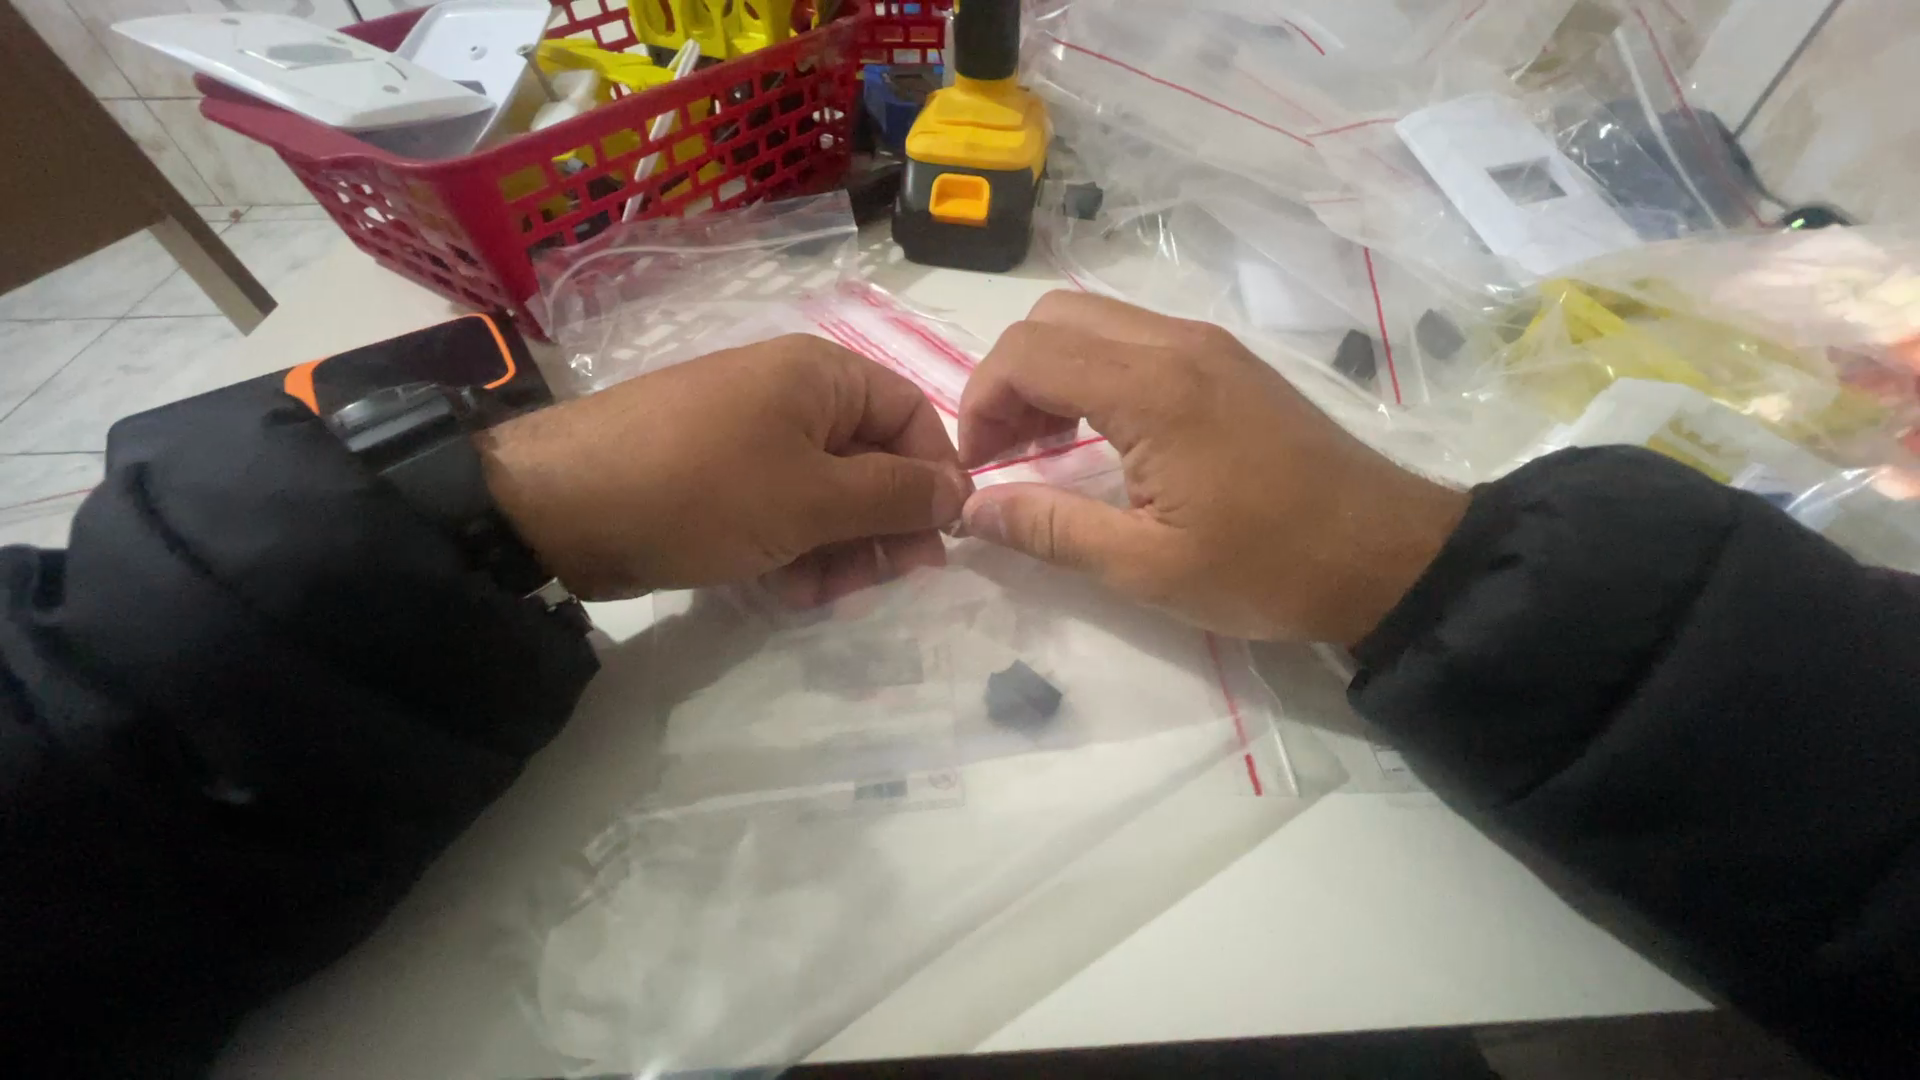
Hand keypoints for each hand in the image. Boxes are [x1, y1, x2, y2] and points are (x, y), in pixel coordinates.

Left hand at [478, 335, 971, 603]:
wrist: (559, 508)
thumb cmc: (705, 489)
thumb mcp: (813, 498)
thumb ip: (896, 496)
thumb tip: (959, 492)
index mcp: (822, 377)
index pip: (912, 415)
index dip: (935, 476)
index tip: (940, 539)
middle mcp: (793, 397)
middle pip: (872, 461)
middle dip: (882, 526)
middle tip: (880, 581)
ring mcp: (753, 438)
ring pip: (829, 495)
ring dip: (839, 549)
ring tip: (819, 592)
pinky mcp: (722, 477)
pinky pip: (784, 509)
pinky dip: (795, 549)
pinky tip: (784, 587)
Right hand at [958, 292, 1466, 645]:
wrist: (1386, 555)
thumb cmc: (1266, 569)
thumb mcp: (1145, 568)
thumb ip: (1048, 529)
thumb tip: (971, 509)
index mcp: (1152, 390)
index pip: (1026, 354)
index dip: (979, 403)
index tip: (979, 466)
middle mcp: (1175, 343)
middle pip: (1051, 319)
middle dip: (1008, 380)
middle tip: (1008, 454)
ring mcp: (1206, 343)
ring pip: (1091, 321)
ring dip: (1049, 373)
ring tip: (1044, 447)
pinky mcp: (1225, 358)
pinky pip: (1131, 338)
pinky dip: (1091, 372)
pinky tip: (1100, 435)